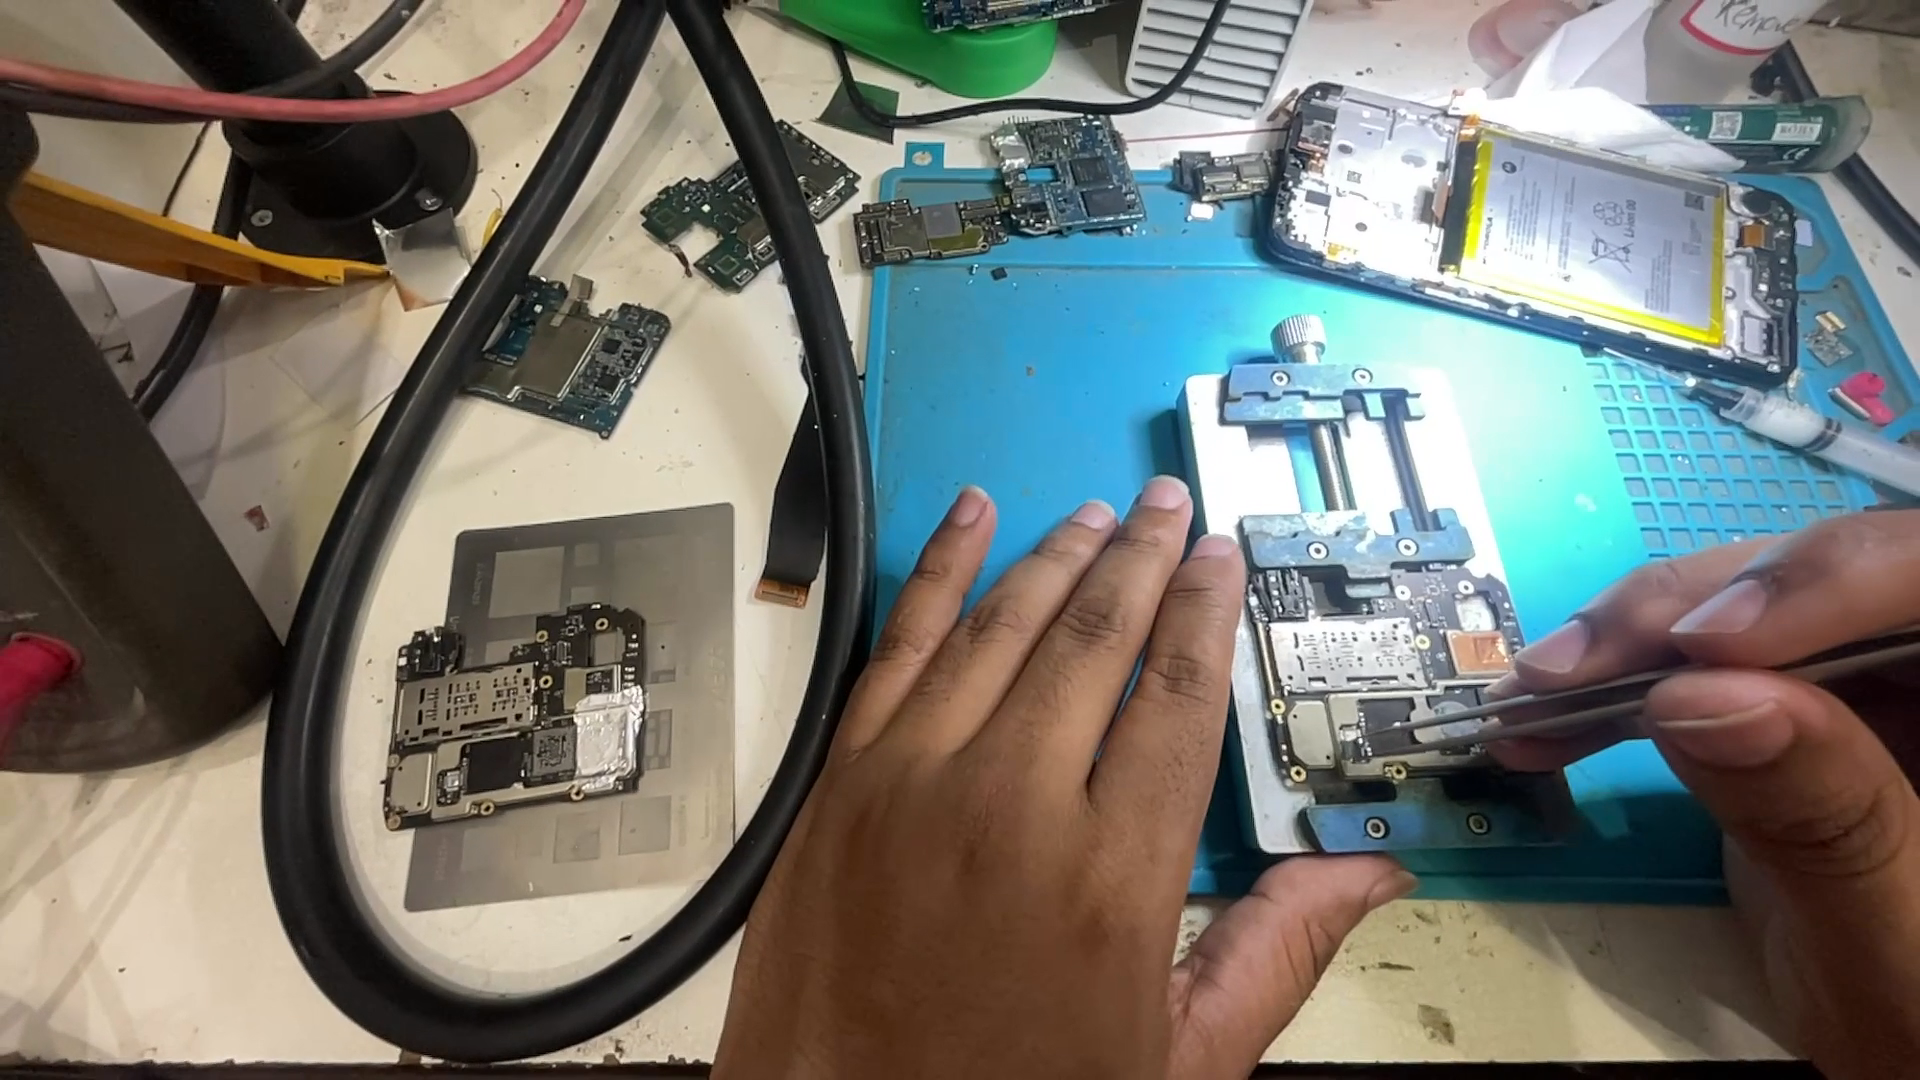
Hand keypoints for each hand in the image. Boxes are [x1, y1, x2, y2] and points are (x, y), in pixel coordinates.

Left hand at [713, 479, 1414, 1079]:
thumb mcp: (1174, 1058)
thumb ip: (1274, 952)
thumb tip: (1370, 868)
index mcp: (1111, 873)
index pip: (1177, 698)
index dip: (1204, 614)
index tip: (1219, 558)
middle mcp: (1014, 797)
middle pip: (1095, 639)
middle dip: (1141, 559)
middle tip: (1168, 505)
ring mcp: (918, 769)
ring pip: (1003, 624)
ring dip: (1057, 555)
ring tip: (1098, 512)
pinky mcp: (848, 767)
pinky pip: (902, 641)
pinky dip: (941, 567)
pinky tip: (972, 513)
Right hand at [1490, 509, 1919, 1079]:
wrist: (1918, 1060)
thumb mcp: (1901, 946)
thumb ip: (1827, 818)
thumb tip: (1697, 695)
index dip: (1824, 582)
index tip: (1700, 642)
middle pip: (1804, 583)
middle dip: (1668, 616)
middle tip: (1563, 671)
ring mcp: (1856, 690)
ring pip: (1721, 615)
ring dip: (1610, 652)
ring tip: (1527, 697)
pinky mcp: (1777, 715)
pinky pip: (1676, 672)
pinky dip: (1598, 694)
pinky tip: (1539, 725)